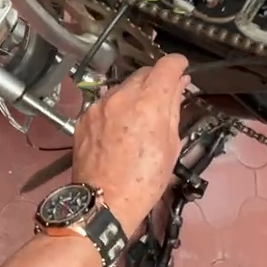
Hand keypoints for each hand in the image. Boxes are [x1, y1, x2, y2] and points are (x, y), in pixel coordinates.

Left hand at [70, 54, 190, 222]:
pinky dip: (116, 108)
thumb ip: (173, 108)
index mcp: (149, 102)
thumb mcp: (171, 145)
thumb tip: (178, 85)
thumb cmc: (145, 180)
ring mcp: (99, 105)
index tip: (182, 70)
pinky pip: (105, 103)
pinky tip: (120, 129)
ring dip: (135, 94)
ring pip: (123, 87)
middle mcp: (122, 96)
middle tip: (165, 99)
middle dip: (157, 81)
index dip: (178, 64)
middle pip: (144, 73)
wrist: (103, 202)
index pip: (166, 66)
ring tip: (141, 119)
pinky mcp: (84, 117)